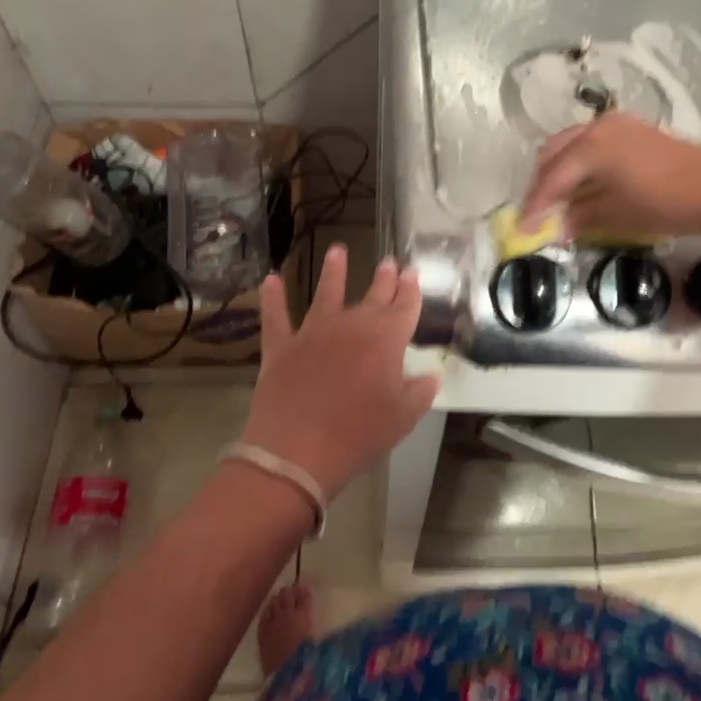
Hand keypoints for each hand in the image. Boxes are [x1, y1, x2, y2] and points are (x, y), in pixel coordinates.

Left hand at [243, 245, 440, 498]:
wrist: (298, 450)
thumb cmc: (359, 434)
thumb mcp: (402, 418)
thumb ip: (419, 392)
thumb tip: (430, 376)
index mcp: (386, 339)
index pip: (404, 307)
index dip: (410, 290)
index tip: (412, 274)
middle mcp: (351, 325)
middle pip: (372, 296)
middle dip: (384, 278)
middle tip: (389, 262)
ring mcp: (313, 332)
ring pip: (326, 294)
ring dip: (333, 272)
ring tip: (336, 250)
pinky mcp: (282, 346)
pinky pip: (276, 317)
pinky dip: (273, 298)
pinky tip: (270, 279)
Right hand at [518, 114, 700, 238]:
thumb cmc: (665, 203)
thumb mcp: (616, 216)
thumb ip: (579, 218)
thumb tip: (556, 228)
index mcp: (588, 147)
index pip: (549, 179)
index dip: (534, 207)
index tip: (522, 230)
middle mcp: (597, 127)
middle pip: (554, 154)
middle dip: (542, 183)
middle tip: (538, 213)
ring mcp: (618, 125)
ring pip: (573, 145)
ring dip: (561, 171)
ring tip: (559, 201)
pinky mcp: (636, 130)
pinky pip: (594, 143)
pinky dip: (582, 163)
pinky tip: (586, 185)